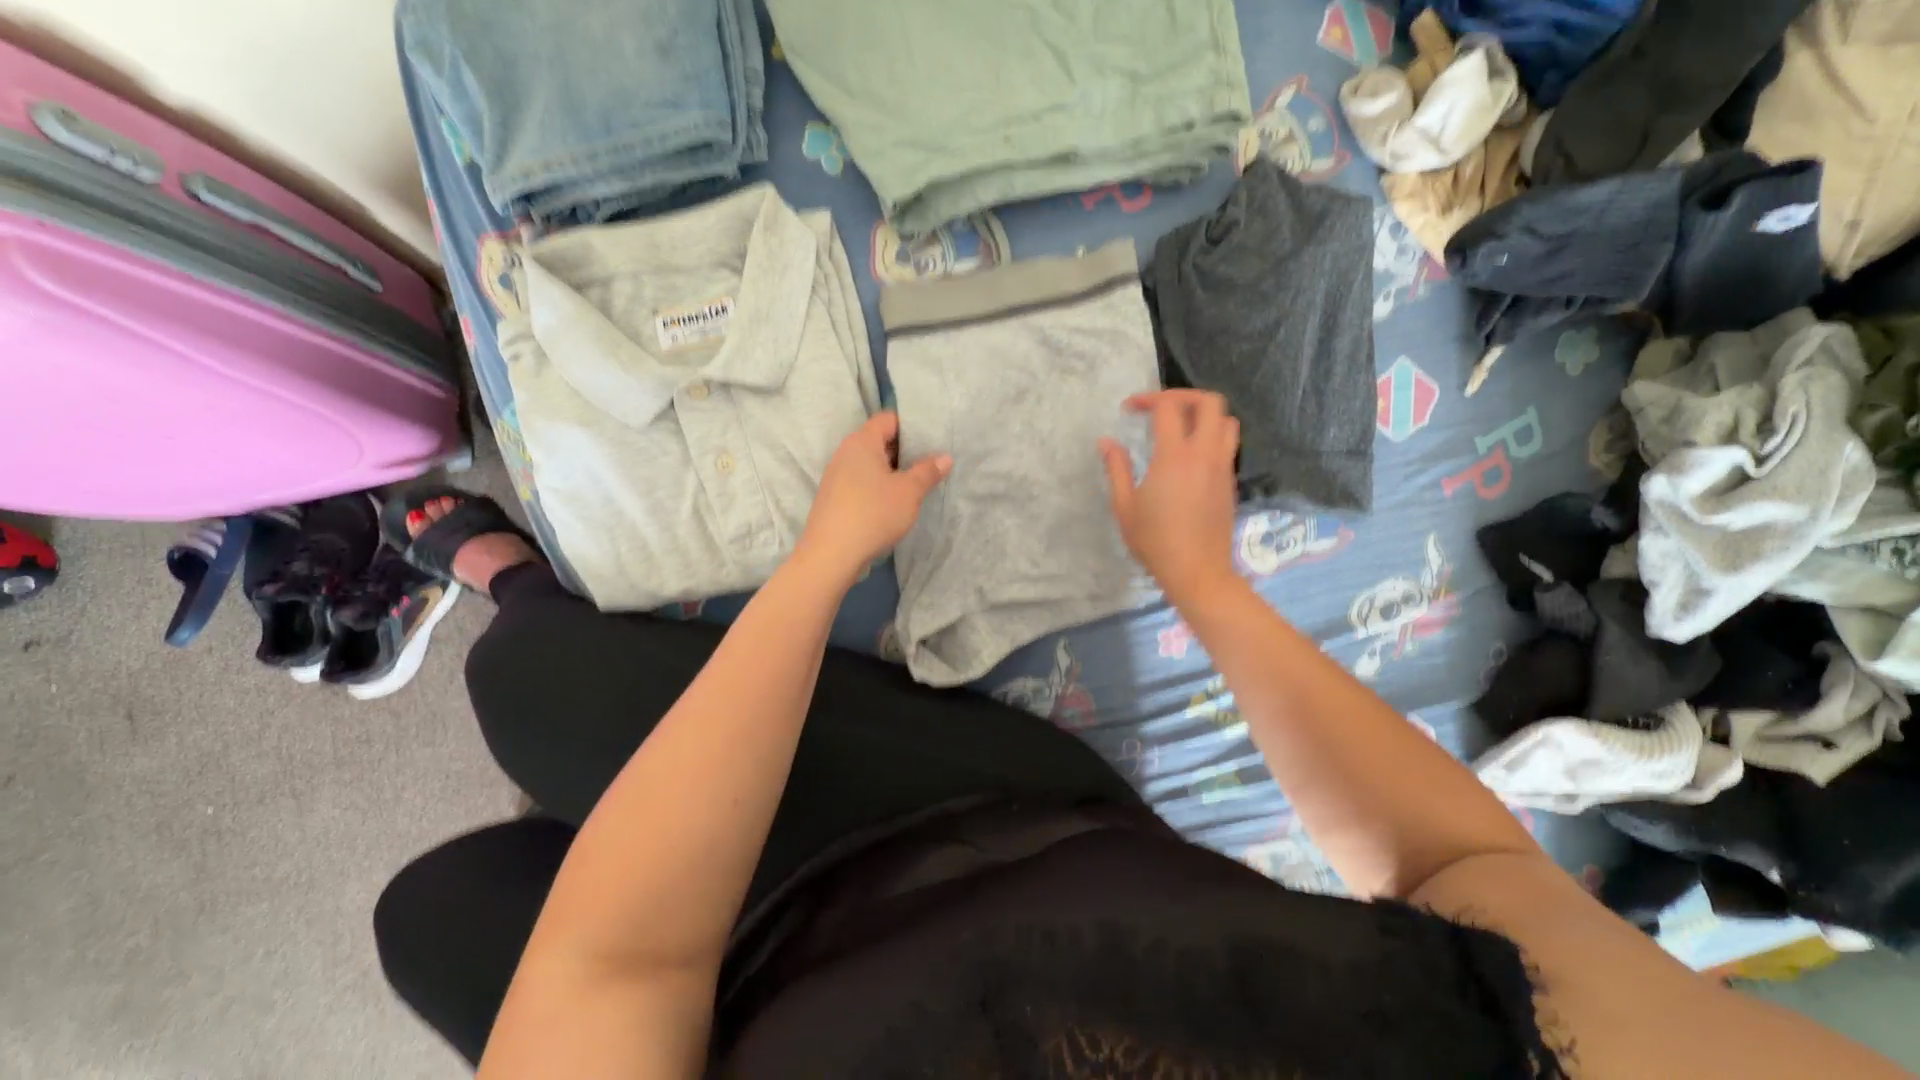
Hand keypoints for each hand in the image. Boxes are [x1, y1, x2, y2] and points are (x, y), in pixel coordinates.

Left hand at [795, 411, 951, 584]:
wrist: (831, 554)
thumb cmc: (874, 514)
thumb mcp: (909, 492)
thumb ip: (928, 471)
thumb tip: (945, 457)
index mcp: (861, 442)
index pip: (888, 419)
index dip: (911, 426)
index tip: (931, 441)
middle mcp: (845, 453)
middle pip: (878, 440)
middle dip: (904, 451)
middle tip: (929, 464)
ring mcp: (836, 476)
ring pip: (870, 464)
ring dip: (891, 472)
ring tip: (915, 485)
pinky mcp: (833, 498)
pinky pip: (860, 482)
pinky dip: (877, 487)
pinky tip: (892, 504)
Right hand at [1100, 389, 1240, 602]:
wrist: (1198, 571)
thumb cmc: (1155, 542)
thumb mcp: (1125, 506)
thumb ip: (1116, 469)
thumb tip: (1107, 442)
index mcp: (1175, 456)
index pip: (1167, 407)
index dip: (1147, 399)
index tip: (1129, 409)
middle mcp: (1204, 454)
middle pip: (1209, 402)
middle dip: (1183, 395)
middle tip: (1161, 407)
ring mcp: (1222, 466)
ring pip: (1227, 420)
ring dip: (1204, 414)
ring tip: (1182, 426)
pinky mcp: (1229, 481)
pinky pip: (1228, 444)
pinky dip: (1212, 436)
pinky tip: (1191, 455)